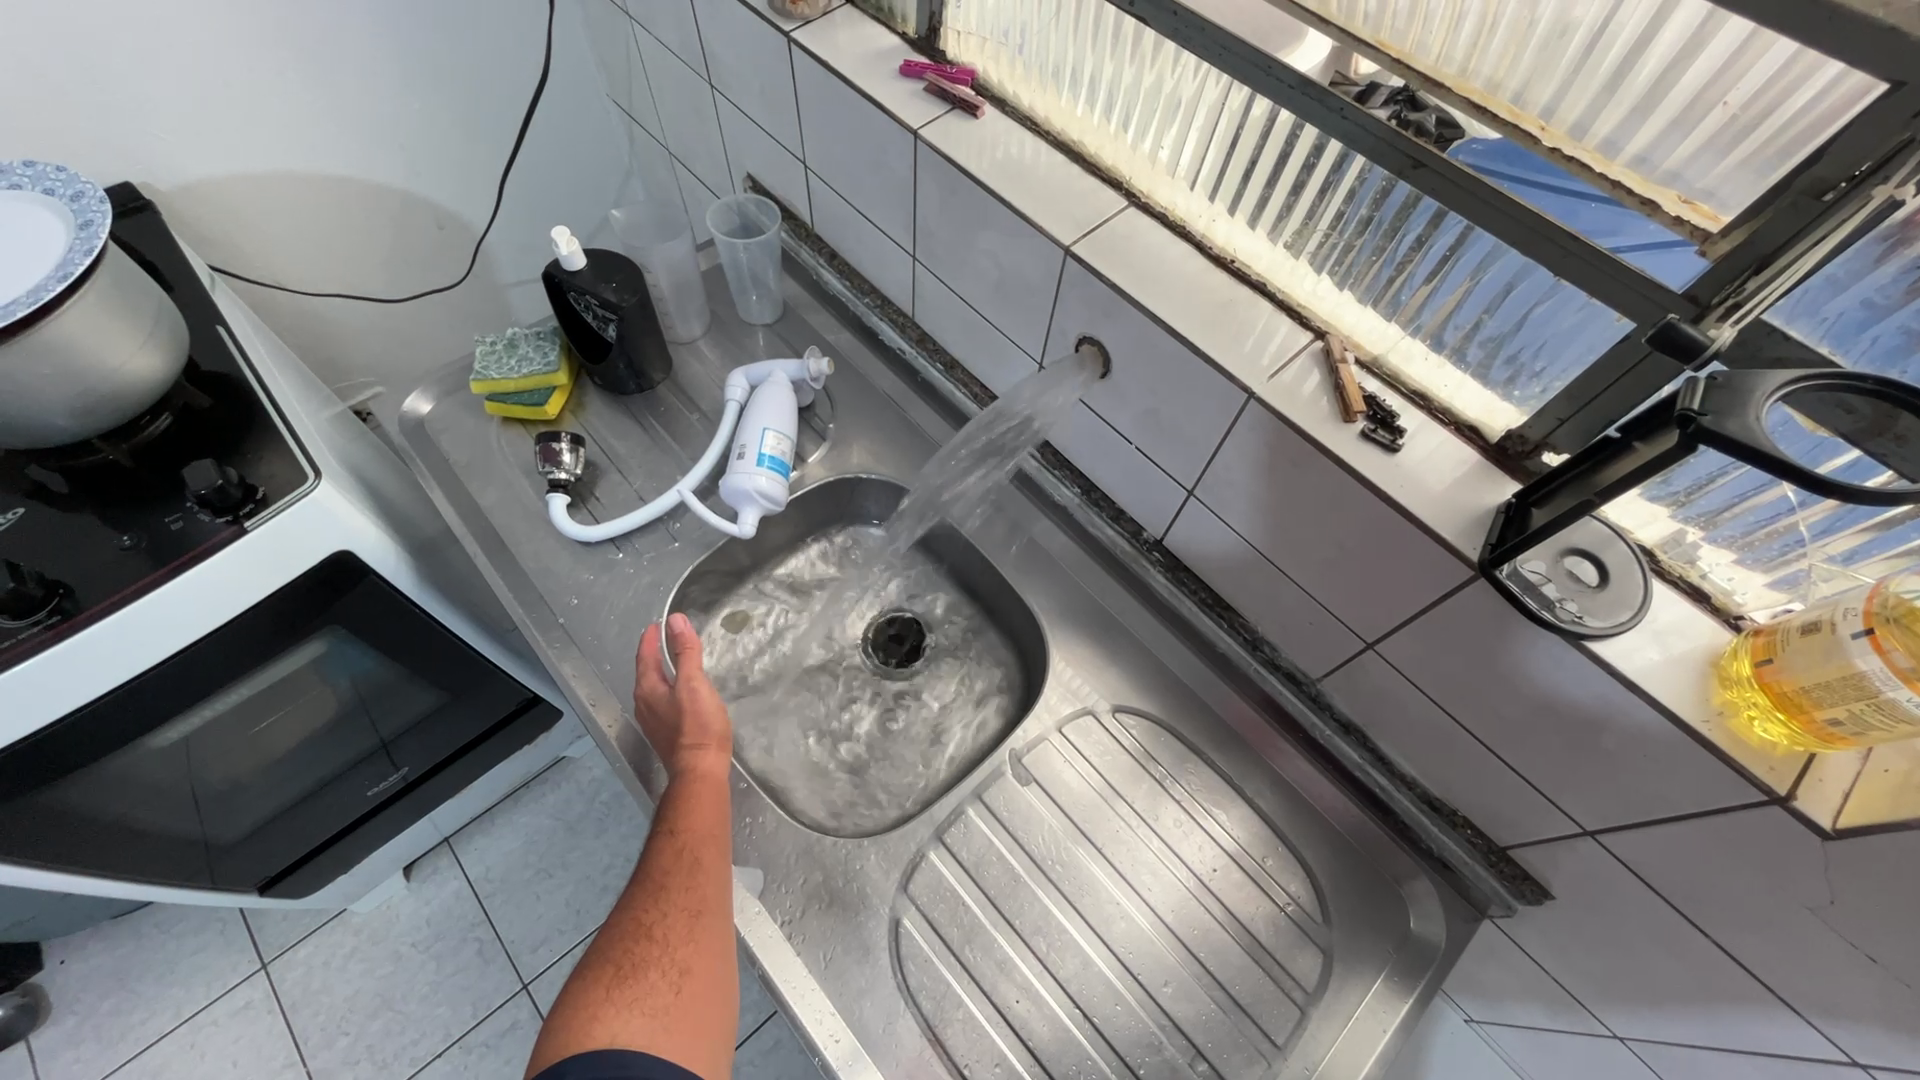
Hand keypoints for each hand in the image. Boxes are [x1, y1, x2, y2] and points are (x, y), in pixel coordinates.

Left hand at [635, 613, 733, 782]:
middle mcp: (644, 704)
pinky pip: (662, 701)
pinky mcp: (664, 732)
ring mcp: (653, 721)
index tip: (658, 623)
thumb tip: (676, 621)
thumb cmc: (698, 725)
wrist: (700, 769)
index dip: (651, 638)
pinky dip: (668, 687)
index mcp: (648, 689)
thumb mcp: (694, 683)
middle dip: (654, 653)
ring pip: (653, 687)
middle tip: (666, 638)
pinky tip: (680, 691)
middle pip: (646, 672)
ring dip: (661, 671)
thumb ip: (685, 652)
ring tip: (674, 660)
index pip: (645, 656)